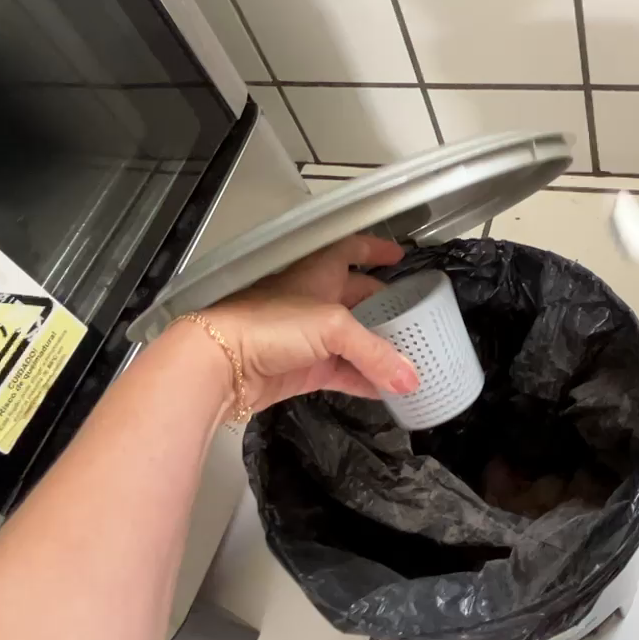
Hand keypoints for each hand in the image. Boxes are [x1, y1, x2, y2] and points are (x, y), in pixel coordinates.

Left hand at [186, 234, 420, 414]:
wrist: (221, 363)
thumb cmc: (268, 324)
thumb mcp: (333, 327)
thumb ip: (375, 352)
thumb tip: (408, 378)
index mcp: (320, 272)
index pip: (352, 250)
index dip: (376, 250)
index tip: (399, 255)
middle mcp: (316, 299)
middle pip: (360, 299)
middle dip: (387, 308)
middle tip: (417, 318)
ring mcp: (308, 337)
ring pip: (354, 340)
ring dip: (379, 350)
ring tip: (411, 359)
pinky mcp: (303, 369)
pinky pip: (343, 373)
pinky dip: (365, 380)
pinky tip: (387, 389)